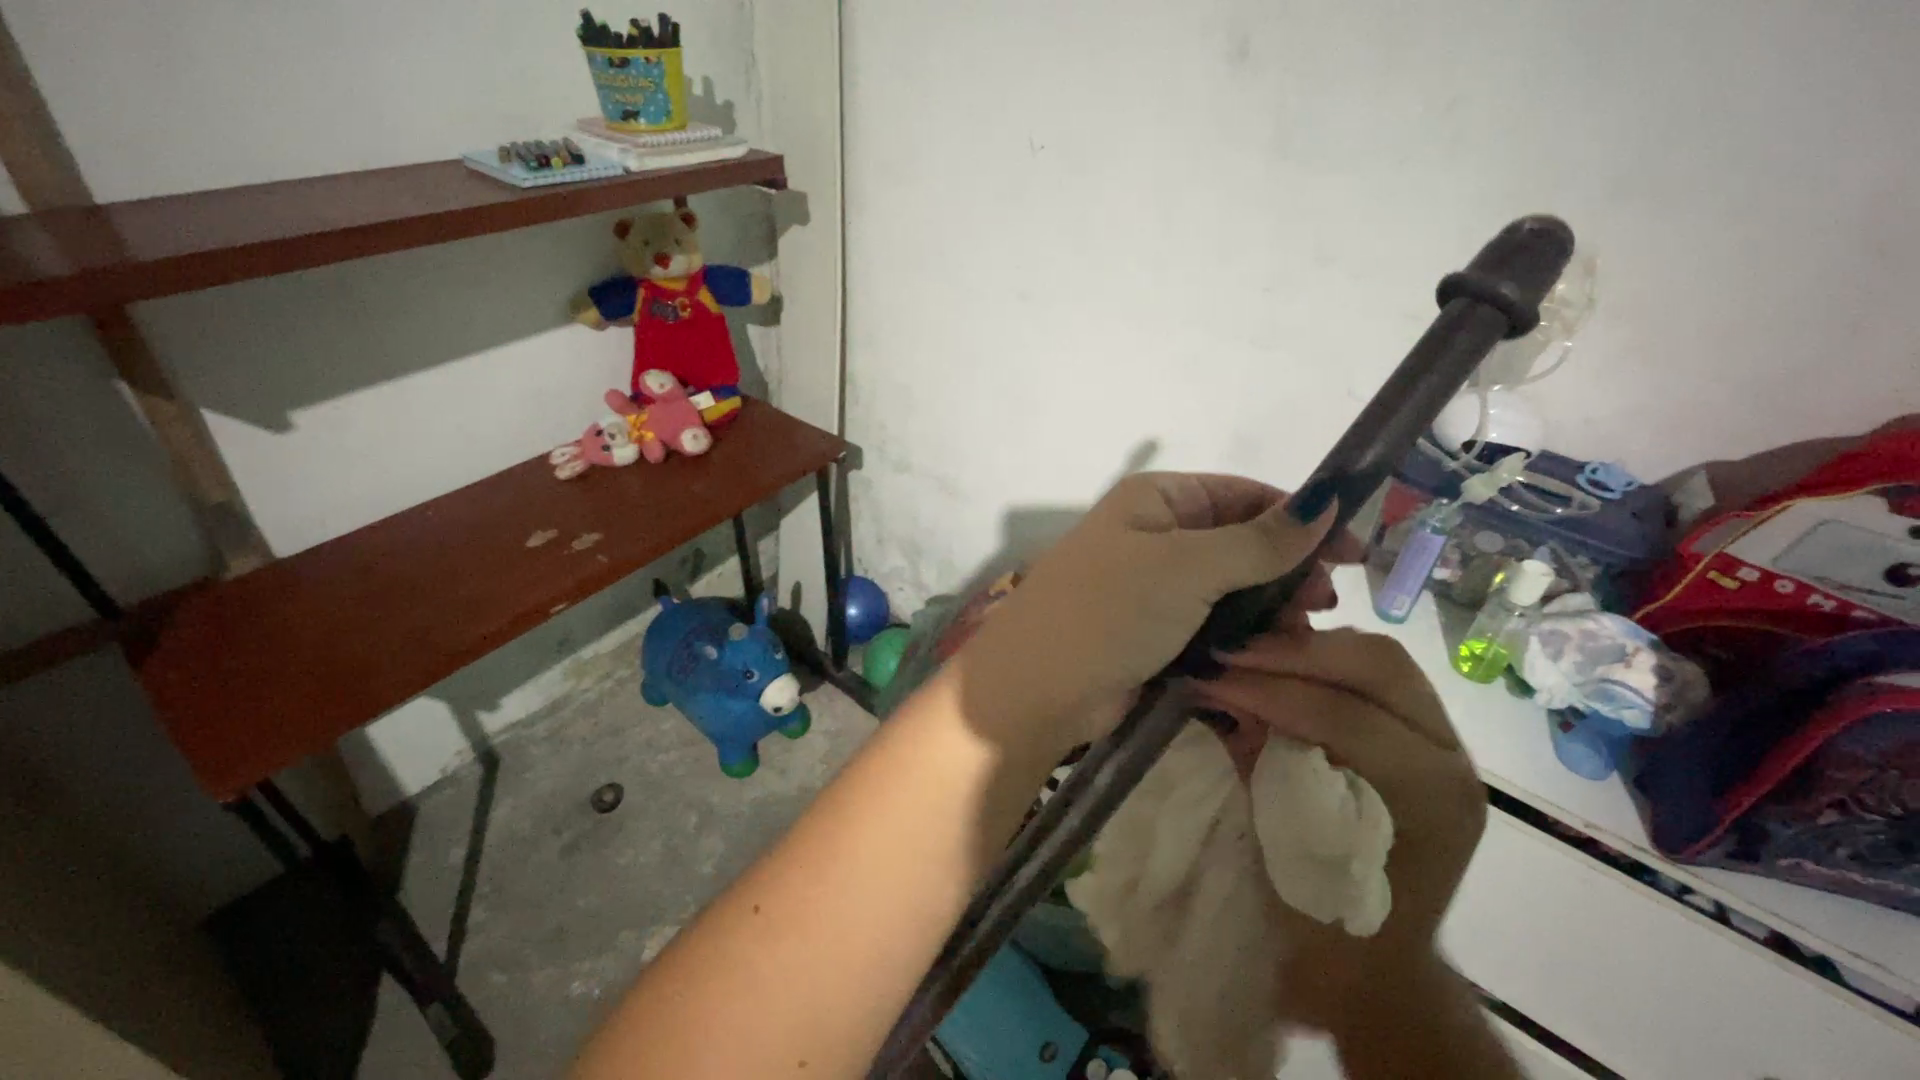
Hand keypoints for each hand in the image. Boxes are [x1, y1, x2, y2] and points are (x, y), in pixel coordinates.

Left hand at [953, 472, 1355, 757]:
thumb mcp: (1188, 566)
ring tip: (1301, 632)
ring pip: (1232, 590)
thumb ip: (1260, 540)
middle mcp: (1155, 536)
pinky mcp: (1155, 635)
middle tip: (1324, 604)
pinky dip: (1244, 635)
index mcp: (1157, 500)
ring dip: (1271, 607)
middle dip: (1287, 570)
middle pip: (1242, 543)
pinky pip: (1214, 626)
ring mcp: (1153, 589)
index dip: (1299, 518)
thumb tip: (1326, 500)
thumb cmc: (1111, 610)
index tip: (1351, 551)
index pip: (1243, 495)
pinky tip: (1273, 653)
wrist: (1038, 690)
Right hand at [1194, 629, 1485, 1030]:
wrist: (1375, 964)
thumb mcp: (1280, 840)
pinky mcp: (1431, 739)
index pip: (1347, 715)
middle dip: (1295, 651)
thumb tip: (1211, 689)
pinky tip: (1283, 667)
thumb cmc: (1324, 920)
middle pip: (1378, 666)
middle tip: (1229, 648)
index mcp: (1429, 797)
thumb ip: (1257, 757)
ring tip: (1251, 652)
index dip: (1272, 688)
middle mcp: (1453, 760)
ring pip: (1383, 661)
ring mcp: (1449, 746)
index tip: (1212, 673)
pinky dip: (1327, 665)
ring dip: (1312, 650)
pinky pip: (1380, 679)